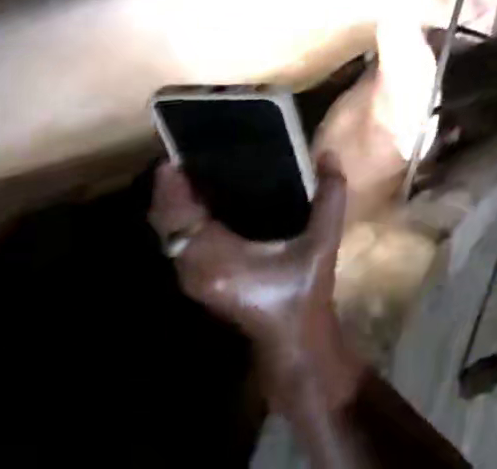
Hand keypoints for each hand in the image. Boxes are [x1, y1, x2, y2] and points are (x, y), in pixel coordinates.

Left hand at [150, 154, 363, 411]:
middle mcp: (195, 268)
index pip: (180, 216)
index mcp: (218, 257)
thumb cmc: (303, 293)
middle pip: (167, 222)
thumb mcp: (321, 244)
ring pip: (170, 234)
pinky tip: (203, 201)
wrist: (293, 343)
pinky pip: (179, 242)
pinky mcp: (200, 281)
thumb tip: (328, 153)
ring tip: (192, 170)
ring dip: (175, 204)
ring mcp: (193, 278)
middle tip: (184, 154)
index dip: (171, 186)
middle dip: (169, 189)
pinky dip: (183, 219)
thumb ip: (329, 198)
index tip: (175, 154)